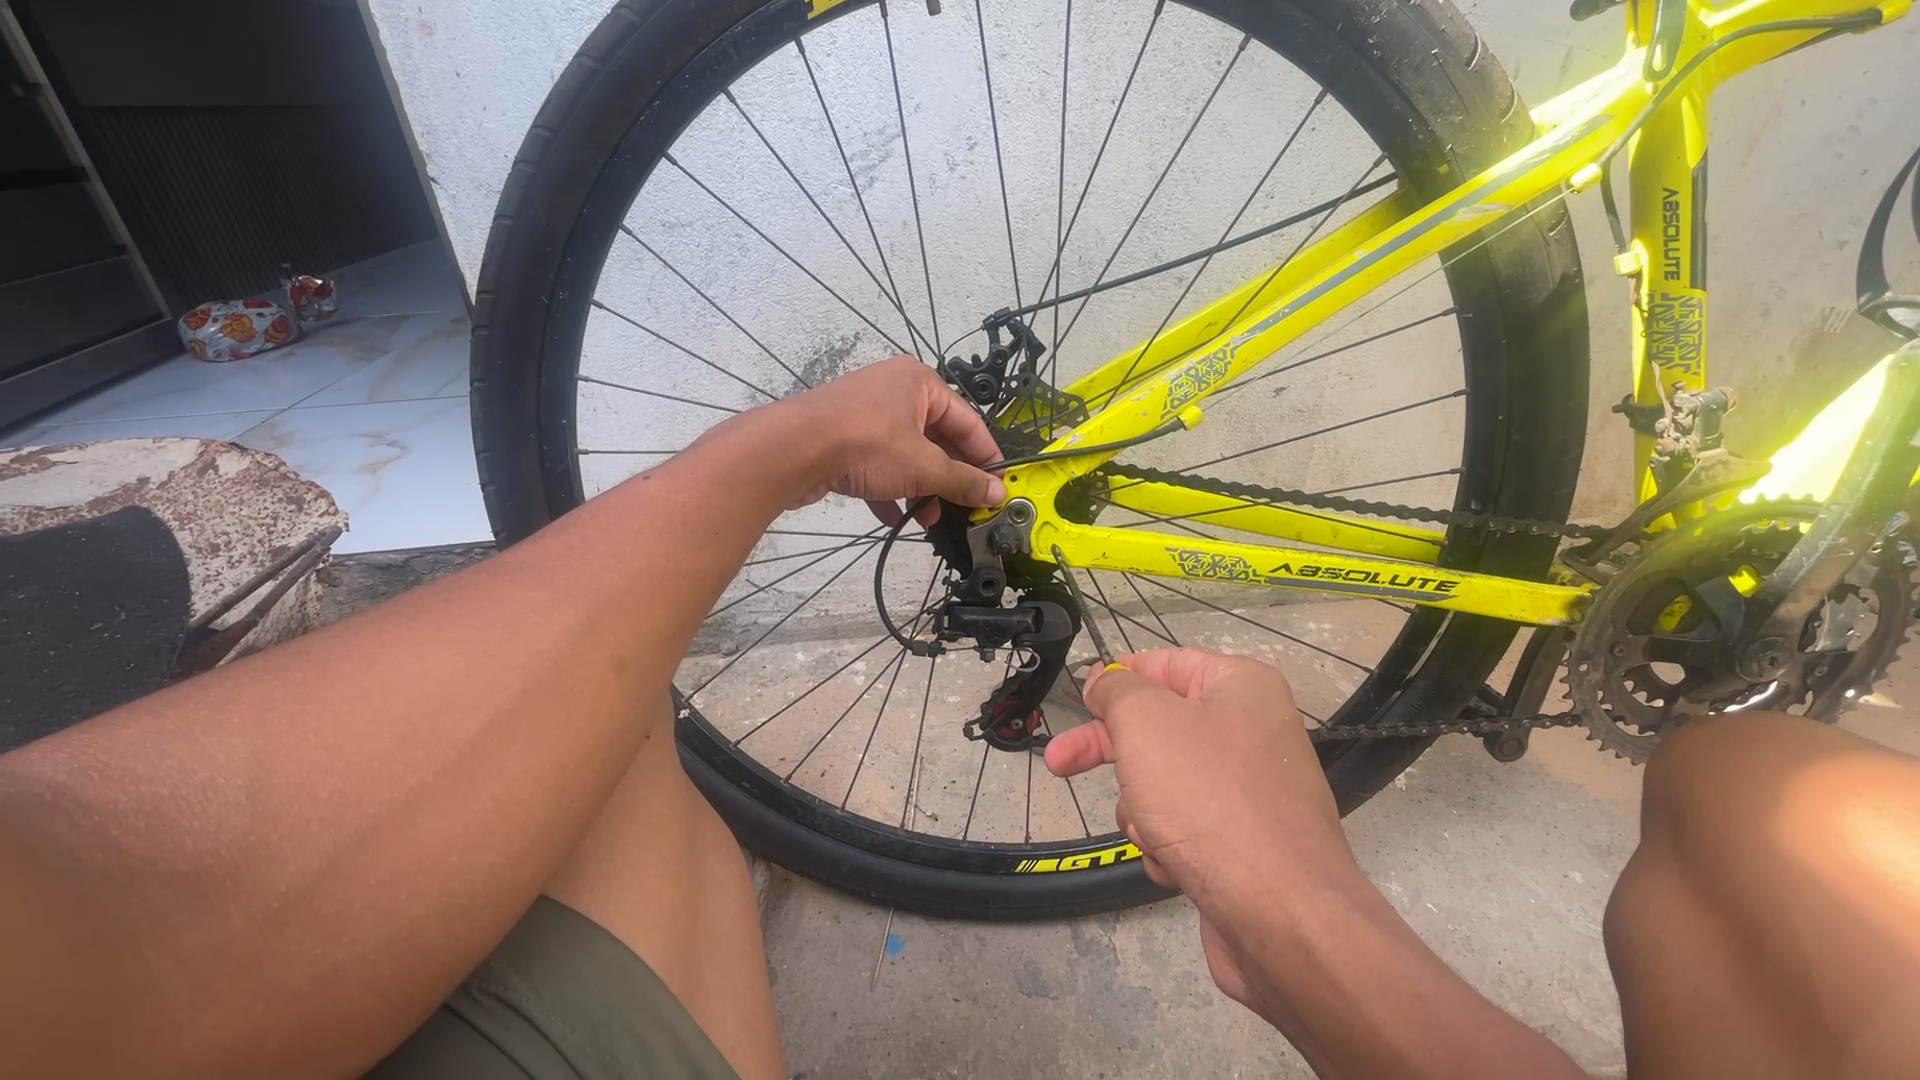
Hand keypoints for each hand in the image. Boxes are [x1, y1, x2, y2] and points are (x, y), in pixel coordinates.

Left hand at [783, 355, 1004, 523]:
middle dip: (948, 478)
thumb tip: (996, 494)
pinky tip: (892, 517)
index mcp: (920, 383)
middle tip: (964, 507)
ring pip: (906, 455)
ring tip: (928, 519)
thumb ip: (963, 481)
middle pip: (937, 439)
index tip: (998, 486)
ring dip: (920, 489)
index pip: (968, 421)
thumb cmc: (865, 443)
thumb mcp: (924, 466)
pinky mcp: (844, 439)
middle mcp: (895, 392)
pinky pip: (878, 465)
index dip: (985, 456)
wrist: (794, 450)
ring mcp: (867, 415)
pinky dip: (888, 490)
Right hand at [1044, 649, 1359, 1002]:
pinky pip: (1186, 826)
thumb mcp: (1145, 723)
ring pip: (1163, 782)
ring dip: (1142, 809)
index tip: (1080, 697)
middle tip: (1059, 763)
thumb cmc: (1207, 798)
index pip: (1166, 663)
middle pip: (1158, 727)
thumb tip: (1105, 678)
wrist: (1280, 913)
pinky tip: (1175, 864)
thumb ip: (1116, 691)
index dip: (1119, 677)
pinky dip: (1169, 843)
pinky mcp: (1244, 843)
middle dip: (1109, 752)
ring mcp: (1250, 790)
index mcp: (1240, 686)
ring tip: (1153, 832)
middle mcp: (1251, 731)